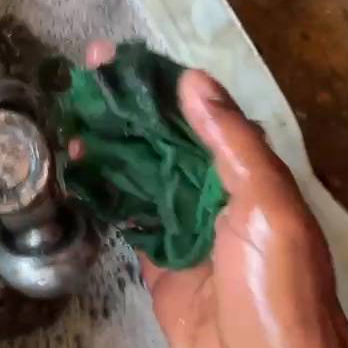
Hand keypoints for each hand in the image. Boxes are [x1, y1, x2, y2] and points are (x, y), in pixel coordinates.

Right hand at [72, 42, 347, 347]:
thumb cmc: (278, 289)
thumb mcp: (268, 207)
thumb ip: (233, 143)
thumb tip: (192, 79)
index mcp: (241, 170)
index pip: (190, 109)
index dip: (150, 80)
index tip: (110, 58)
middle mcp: (209, 189)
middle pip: (156, 135)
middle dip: (119, 107)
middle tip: (79, 82)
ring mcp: (180, 224)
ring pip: (136, 170)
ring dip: (104, 145)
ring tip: (69, 124)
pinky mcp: (157, 260)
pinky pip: (125, 214)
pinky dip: (100, 190)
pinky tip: (75, 169)